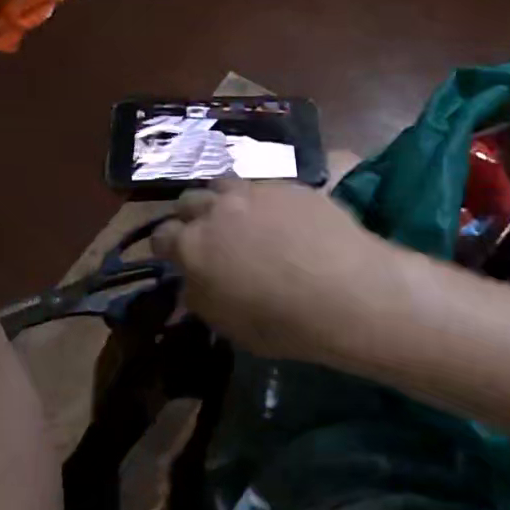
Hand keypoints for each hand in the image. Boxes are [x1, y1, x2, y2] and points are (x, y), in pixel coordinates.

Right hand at [150, 180, 404, 362]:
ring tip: (240, 218)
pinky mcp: (289, 183)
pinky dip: (261, 199)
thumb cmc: (282, 322)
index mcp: (193, 245)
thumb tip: (192, 282)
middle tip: (208, 236)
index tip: (177, 257)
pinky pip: (263, 185)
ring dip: (224, 199)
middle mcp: (218, 209)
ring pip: (224, 183)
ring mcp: (255, 191)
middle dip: (192, 216)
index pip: (162, 235)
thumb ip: (200, 297)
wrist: (347, 291)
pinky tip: (280, 218)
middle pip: (189, 200)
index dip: (168, 247)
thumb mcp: (229, 325)